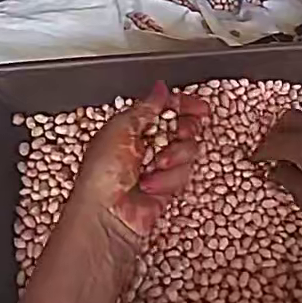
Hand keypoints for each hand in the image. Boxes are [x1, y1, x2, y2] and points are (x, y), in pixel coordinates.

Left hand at [64, 82, 209, 254]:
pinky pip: (183, 173)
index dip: (182, 105)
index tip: (198, 107)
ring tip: (155, 166)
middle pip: (182, 127)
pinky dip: (169, 178)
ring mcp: (159, 166)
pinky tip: (151, 184)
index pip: (164, 108)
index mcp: (132, 126)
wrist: (107, 214)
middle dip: (185, 130)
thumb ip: (146, 107)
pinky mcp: (168, 185)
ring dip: (174, 157)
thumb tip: (161, 88)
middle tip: (180, 134)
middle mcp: (147, 145)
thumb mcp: (121, 129)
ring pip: (187, 150)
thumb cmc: (103, 174)